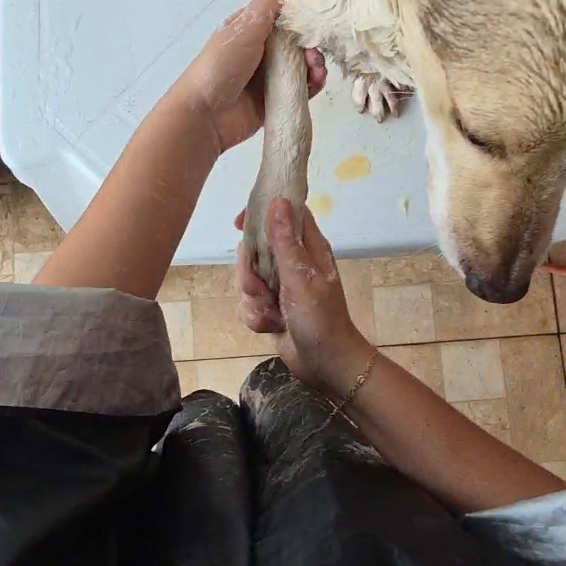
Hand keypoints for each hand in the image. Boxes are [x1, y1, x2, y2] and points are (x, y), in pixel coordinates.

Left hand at [168, 0, 326, 152]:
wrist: (206, 116)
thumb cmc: (220, 66)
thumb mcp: (245, 28)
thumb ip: (268, 2)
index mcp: (250, 28)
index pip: (282, 14)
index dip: (301, 12)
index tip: (321, 10)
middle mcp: (261, 50)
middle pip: (296, 41)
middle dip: (311, 42)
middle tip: (315, 50)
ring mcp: (269, 76)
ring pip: (302, 65)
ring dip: (314, 64)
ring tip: (316, 68)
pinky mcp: (277, 99)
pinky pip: (302, 88)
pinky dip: (312, 84)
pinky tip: (317, 82)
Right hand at [235, 199, 374, 394]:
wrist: (325, 364)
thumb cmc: (320, 319)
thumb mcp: (301, 278)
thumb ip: (285, 241)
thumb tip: (278, 200)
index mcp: (308, 247)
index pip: (284, 212)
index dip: (262, 211)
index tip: (240, 223)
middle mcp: (293, 262)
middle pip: (256, 248)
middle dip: (250, 272)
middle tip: (264, 288)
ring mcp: (281, 285)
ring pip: (248, 278)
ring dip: (254, 299)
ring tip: (272, 313)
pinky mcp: (271, 307)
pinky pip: (248, 303)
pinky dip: (256, 316)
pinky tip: (271, 326)